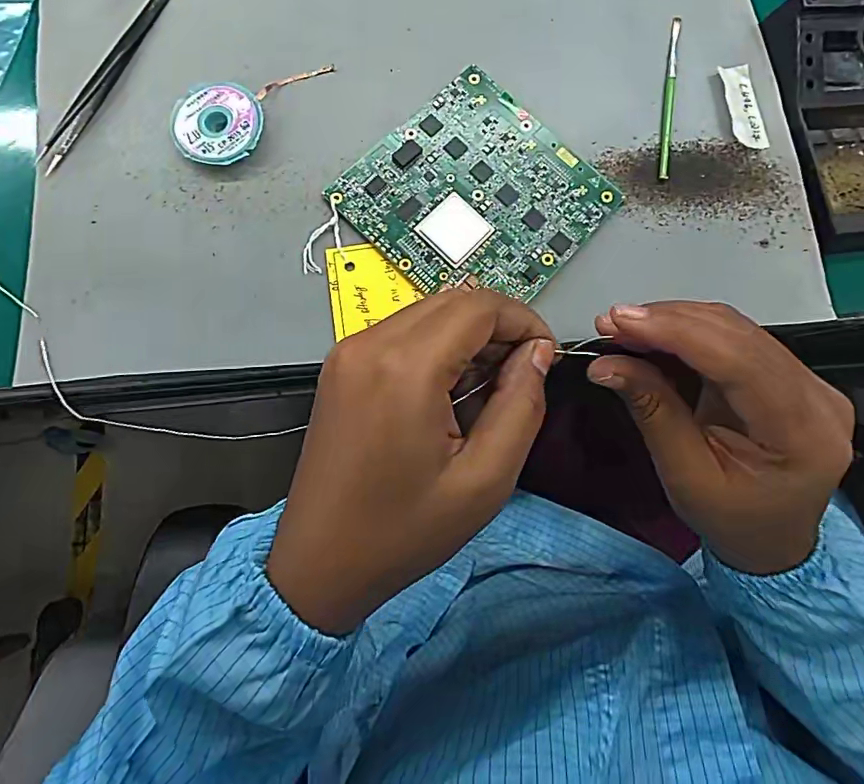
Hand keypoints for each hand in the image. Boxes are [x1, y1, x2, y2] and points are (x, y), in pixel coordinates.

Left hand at [270, 288, 554, 633]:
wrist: (319, 562)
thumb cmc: (401, 532)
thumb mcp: (484, 480)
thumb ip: (521, 406)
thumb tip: (537, 354)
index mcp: (404, 368)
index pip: (479, 306)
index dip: (524, 321)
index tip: (544, 357)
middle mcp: (370, 344)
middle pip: (454, 300)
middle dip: (498, 326)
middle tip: (519, 375)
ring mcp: (349, 350)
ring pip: (429, 311)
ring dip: (468, 335)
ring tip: (484, 390)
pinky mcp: (341, 364)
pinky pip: (402, 331)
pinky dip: (436, 346)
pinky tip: (447, 391)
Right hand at [587, 302, 853, 574]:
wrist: (771, 542)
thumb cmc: (734, 521)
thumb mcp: (686, 477)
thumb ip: (653, 412)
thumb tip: (609, 364)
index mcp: (804, 434)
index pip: (740, 361)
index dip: (677, 332)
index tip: (623, 322)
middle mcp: (818, 398)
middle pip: (737, 336)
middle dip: (668, 322)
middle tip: (613, 324)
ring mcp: (808, 381)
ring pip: (734, 328)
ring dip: (674, 321)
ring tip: (625, 328)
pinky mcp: (788, 372)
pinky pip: (735, 336)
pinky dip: (688, 331)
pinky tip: (654, 334)